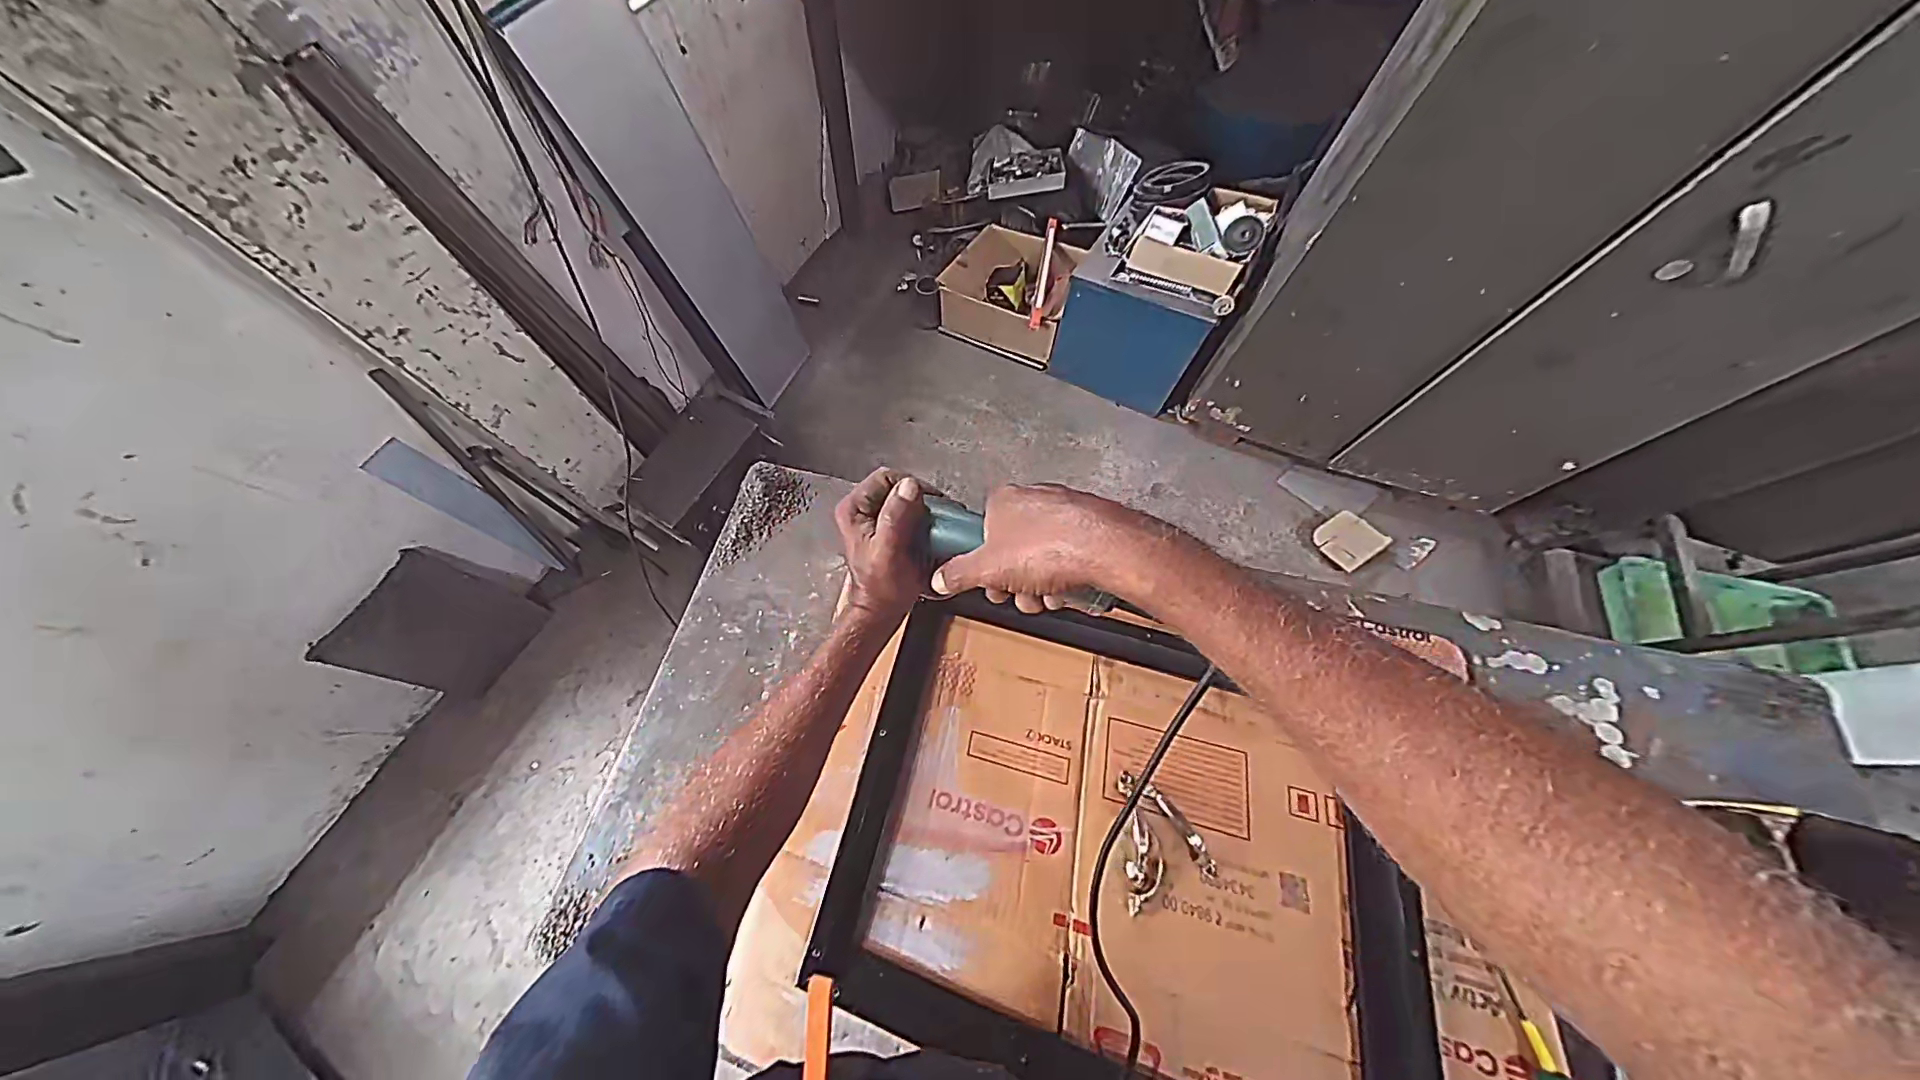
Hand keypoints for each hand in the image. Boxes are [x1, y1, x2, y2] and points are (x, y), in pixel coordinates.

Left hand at [835, 467, 928, 622]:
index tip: (929, 502)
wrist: (882, 610)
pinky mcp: (888, 530)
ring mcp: (875, 520)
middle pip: (897, 487)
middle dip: (920, 498)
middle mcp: (861, 510)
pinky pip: (910, 513)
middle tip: (937, 514)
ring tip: (937, 522)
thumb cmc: (882, 587)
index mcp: (854, 509)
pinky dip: (924, 519)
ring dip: (924, 509)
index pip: (887, 478)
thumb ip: (896, 516)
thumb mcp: (889, 549)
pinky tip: (932, 531)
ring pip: (905, 499)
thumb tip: (909, 486)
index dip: (911, 486)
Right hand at [929, 484, 1165, 612]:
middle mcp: (1033, 499)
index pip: (981, 532)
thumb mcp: (988, 570)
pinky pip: (1068, 556)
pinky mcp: (1089, 526)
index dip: (983, 564)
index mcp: (1003, 501)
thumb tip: (939, 579)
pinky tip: (1069, 590)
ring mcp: (1064, 511)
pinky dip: (1066, 576)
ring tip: (1048, 597)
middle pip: (1012, 549)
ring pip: (1041, 556)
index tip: (988, 583)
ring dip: (1040, 586)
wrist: (1106, 548)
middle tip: (1019, 596)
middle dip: (1015, 581)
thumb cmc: (1050, 547)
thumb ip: (959, 574)